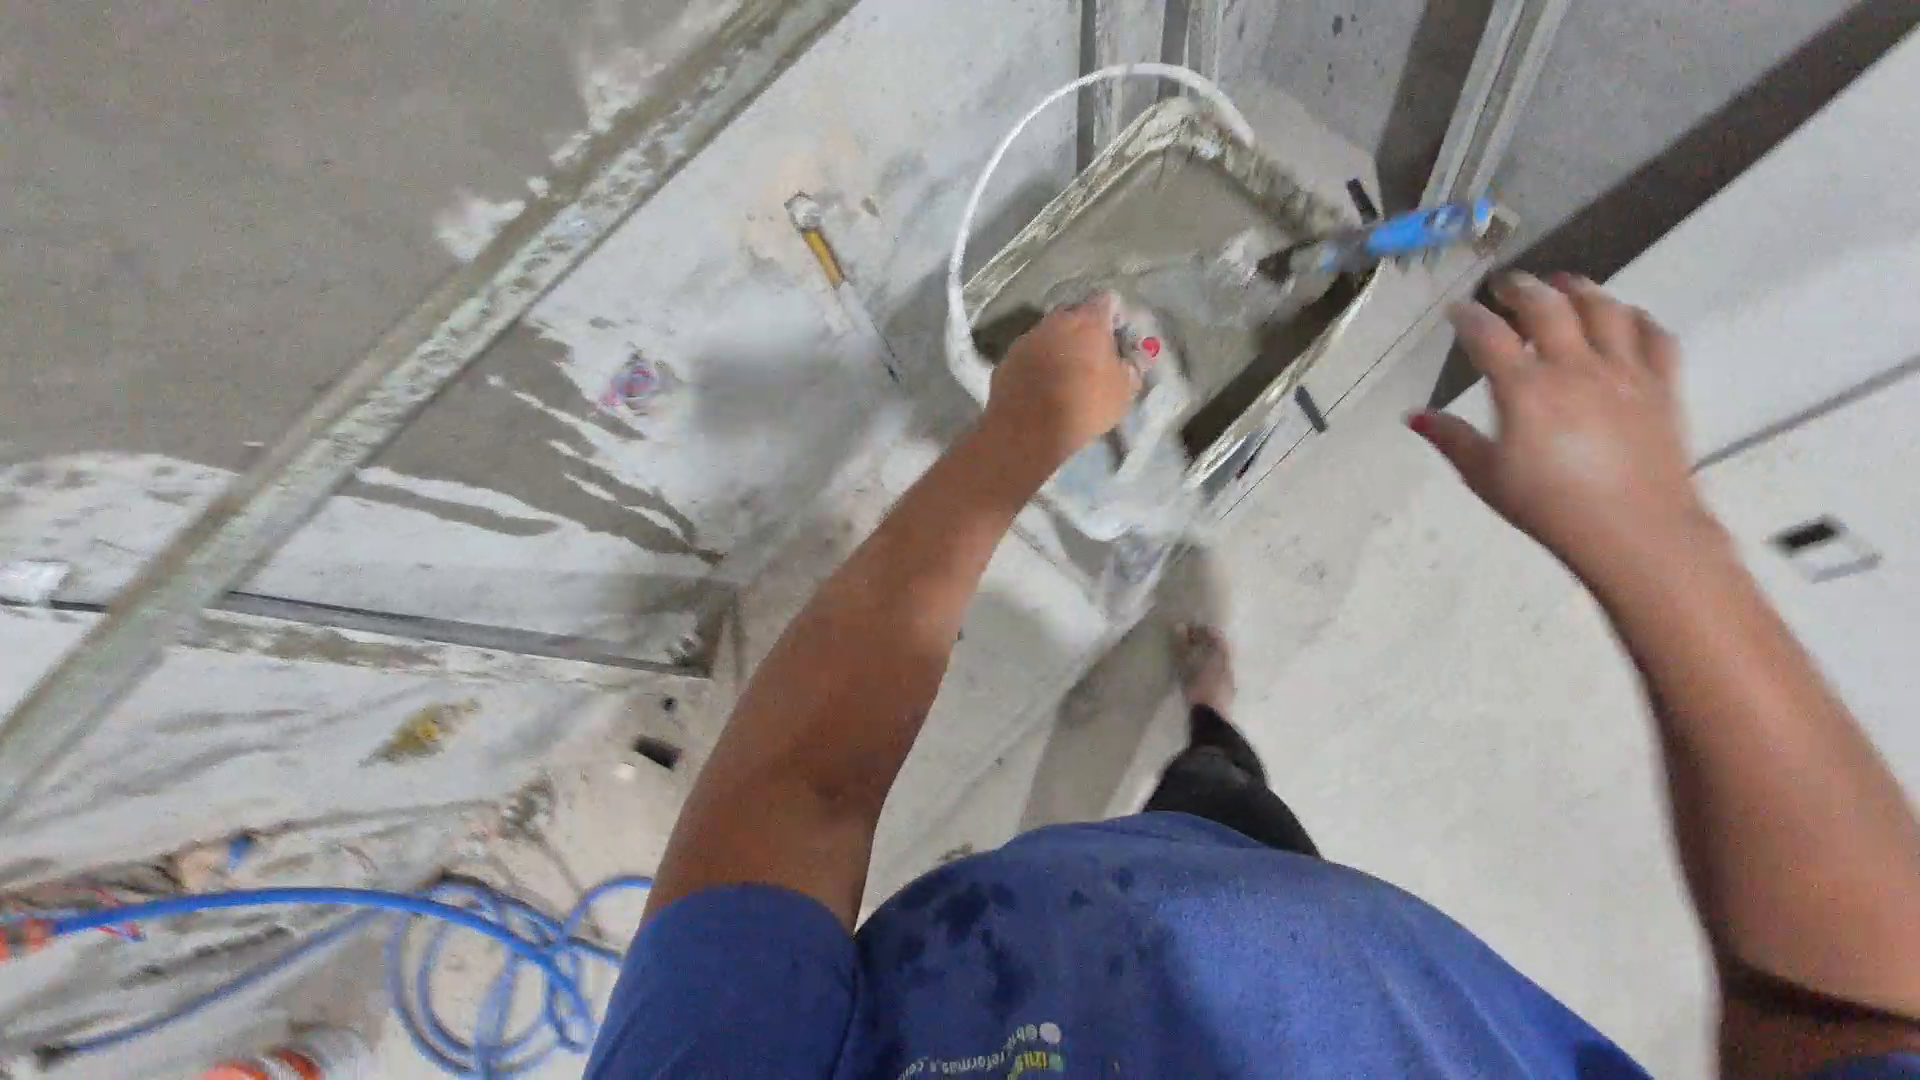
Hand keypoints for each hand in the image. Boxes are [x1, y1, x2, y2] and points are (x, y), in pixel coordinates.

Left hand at [984, 292, 1141, 465]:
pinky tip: (1040, 382)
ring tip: (1064, 370)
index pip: (1105, 301)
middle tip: (1091, 352)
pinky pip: (1028, 353)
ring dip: (1057, 344)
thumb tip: (1131, 361)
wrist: (1028, 430)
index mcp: (1088, 321)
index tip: (1116, 335)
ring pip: (1048, 332)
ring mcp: (1027, 338)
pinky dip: (1037, 361)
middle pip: (1073, 313)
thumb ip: (1131, 370)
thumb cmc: (1084, 406)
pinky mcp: (1007, 358)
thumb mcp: (1122, 393)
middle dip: (1082, 327)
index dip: (1113, 316)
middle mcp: (1056, 321)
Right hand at [1411, 272, 1717, 585]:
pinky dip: (1636, 319)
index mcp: (1524, 390)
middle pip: (1548, 307)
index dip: (1469, 317)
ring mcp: (1624, 372)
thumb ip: (1451, 439)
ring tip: (1564, 284)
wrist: (1632, 530)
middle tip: (1507, 284)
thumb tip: (1414, 416)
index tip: (1457, 310)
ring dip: (1580, 290)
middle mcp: (1575, 368)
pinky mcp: (1662, 385)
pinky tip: (1625, 319)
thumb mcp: (1485, 475)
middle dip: (1522, 289)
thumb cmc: (1546, 506)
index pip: (1489, 337)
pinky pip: (1654, 336)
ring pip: (1605, 310)